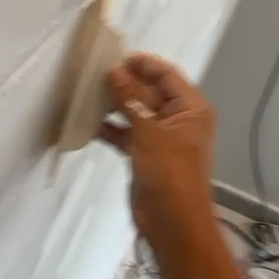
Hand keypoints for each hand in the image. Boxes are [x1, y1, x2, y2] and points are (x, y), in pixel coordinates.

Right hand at [95, 53, 216, 236]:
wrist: (171, 221)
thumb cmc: (169, 173)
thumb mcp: (149, 131)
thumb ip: (130, 99)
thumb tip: (114, 71)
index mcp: (191, 109)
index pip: (167, 75)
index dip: (143, 64)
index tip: (114, 58)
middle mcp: (177, 119)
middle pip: (149, 92)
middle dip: (124, 84)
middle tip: (94, 75)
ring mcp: (160, 138)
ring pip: (135, 112)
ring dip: (114, 105)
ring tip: (88, 95)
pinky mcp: (144, 154)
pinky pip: (126, 133)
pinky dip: (110, 129)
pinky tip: (88, 124)